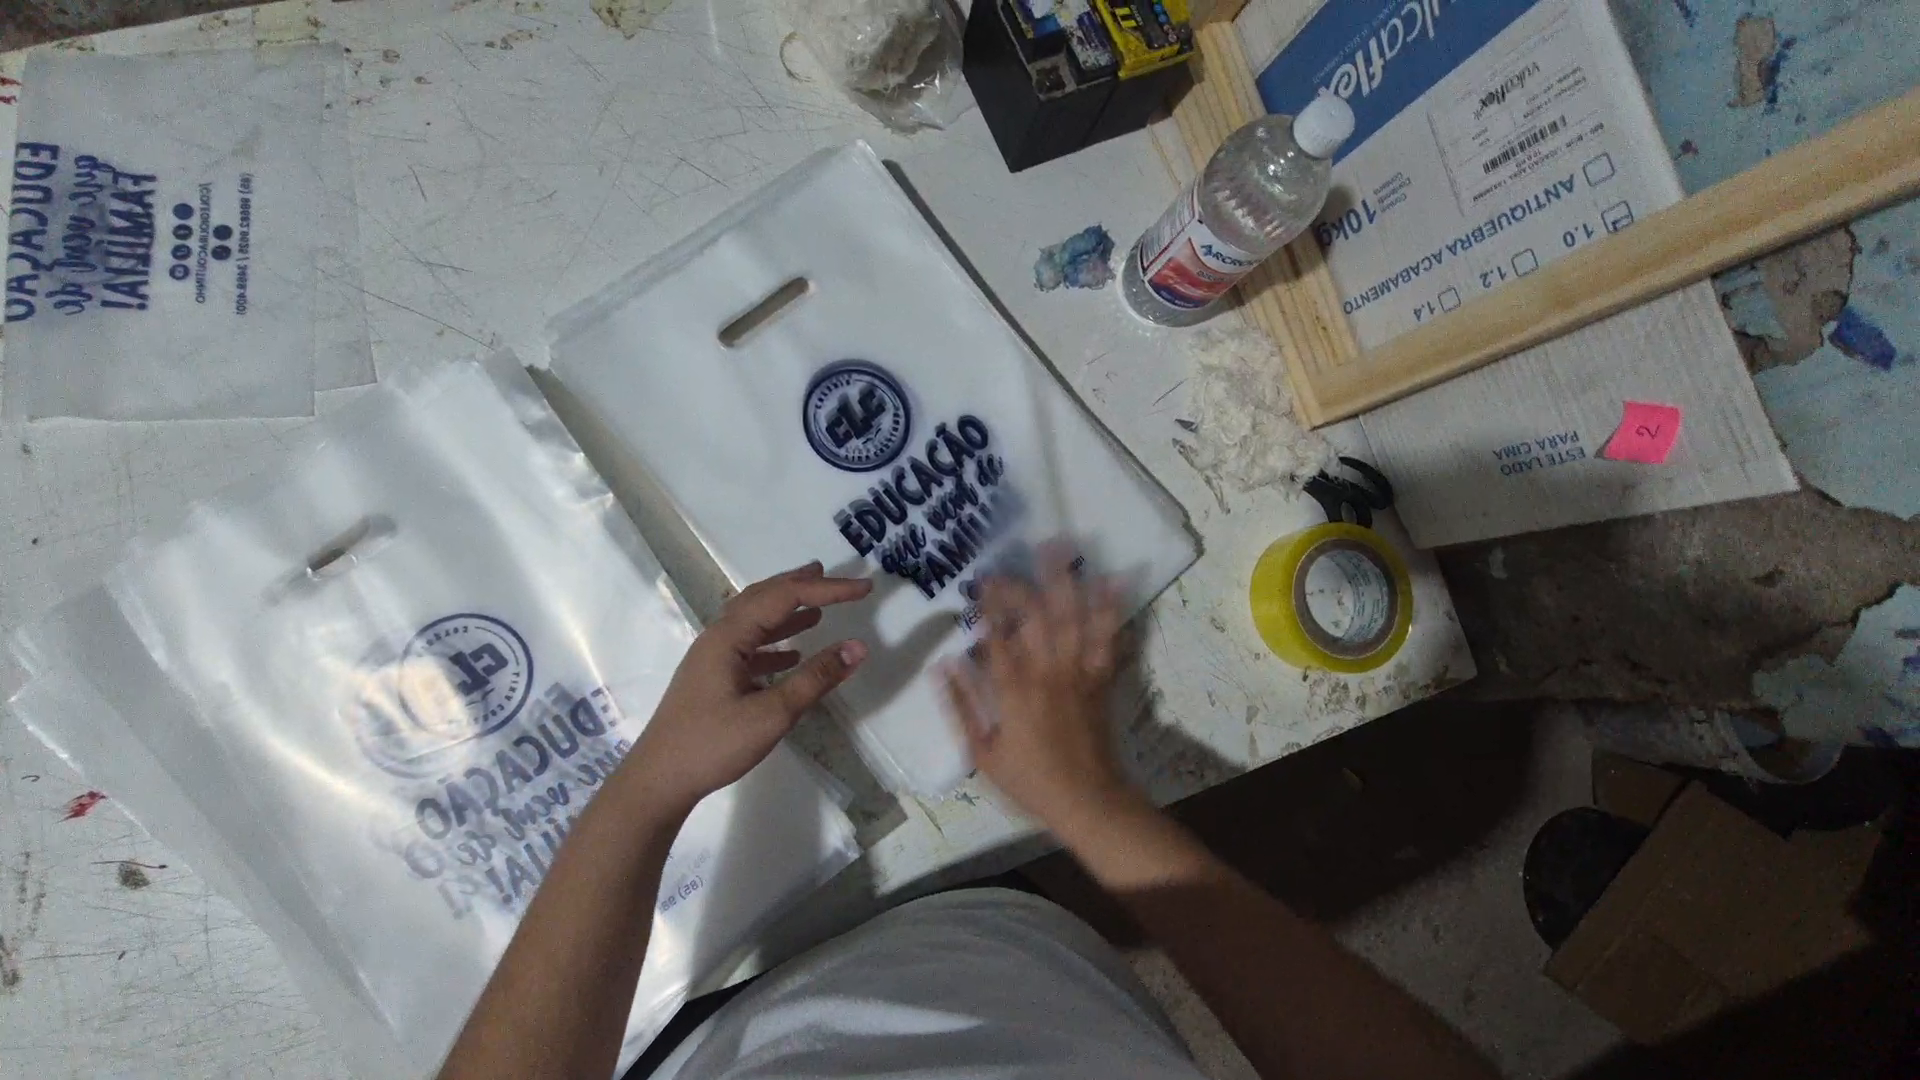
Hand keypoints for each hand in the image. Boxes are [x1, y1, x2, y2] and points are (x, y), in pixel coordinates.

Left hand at [625, 562, 870, 813]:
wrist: (658, 781)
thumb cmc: (713, 744)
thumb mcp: (772, 714)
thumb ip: (816, 678)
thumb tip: (858, 646)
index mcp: (729, 636)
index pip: (786, 597)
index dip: (828, 590)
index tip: (864, 588)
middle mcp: (718, 637)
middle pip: (764, 597)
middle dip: (801, 585)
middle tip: (833, 576)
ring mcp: (713, 657)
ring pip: (755, 619)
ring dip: (787, 610)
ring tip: (817, 606)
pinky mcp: (713, 678)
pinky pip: (750, 645)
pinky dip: (776, 641)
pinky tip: (792, 654)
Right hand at [941, 550, 1144, 834]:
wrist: (1088, 800)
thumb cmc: (1029, 780)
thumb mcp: (982, 751)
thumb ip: (961, 705)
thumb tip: (942, 664)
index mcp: (1014, 689)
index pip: (998, 635)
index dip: (990, 604)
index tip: (983, 578)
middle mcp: (1047, 672)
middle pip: (1037, 616)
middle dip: (1027, 580)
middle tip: (1016, 552)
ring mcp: (1078, 672)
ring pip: (1073, 617)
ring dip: (1067, 579)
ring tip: (1064, 546)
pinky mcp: (1100, 679)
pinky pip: (1106, 639)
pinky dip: (1110, 610)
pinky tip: (1113, 581)